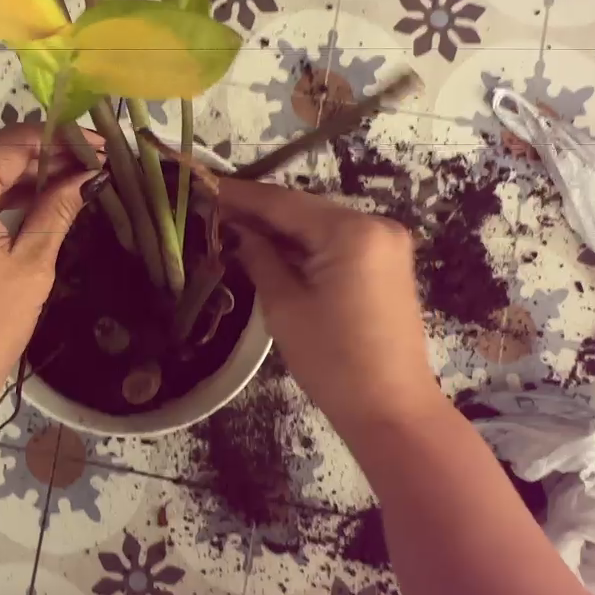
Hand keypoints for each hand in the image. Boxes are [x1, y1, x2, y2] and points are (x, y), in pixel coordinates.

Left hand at [0, 124, 94, 432]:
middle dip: (44, 158)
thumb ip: (55, 209)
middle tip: (93, 164)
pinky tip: (35, 198)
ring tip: (74, 179)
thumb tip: (87, 175)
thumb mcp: (30, 266)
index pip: (10, 144)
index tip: (98, 144)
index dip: (58, 138)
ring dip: (21, 179)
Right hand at [218, 178, 448, 437]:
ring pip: (318, 225)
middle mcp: (375, 225)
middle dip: (256, 210)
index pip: (282, 202)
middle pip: (303, 209)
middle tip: (209, 206)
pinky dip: (302, 244)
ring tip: (228, 224)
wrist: (392, 410)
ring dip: (277, 227)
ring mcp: (385, 244)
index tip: (202, 184)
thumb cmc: (333, 361)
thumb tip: (236, 230)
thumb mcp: (284, 306)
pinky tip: (267, 246)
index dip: (238, 194)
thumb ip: (259, 257)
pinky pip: (335, 243)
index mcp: (351, 231)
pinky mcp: (385, 264)